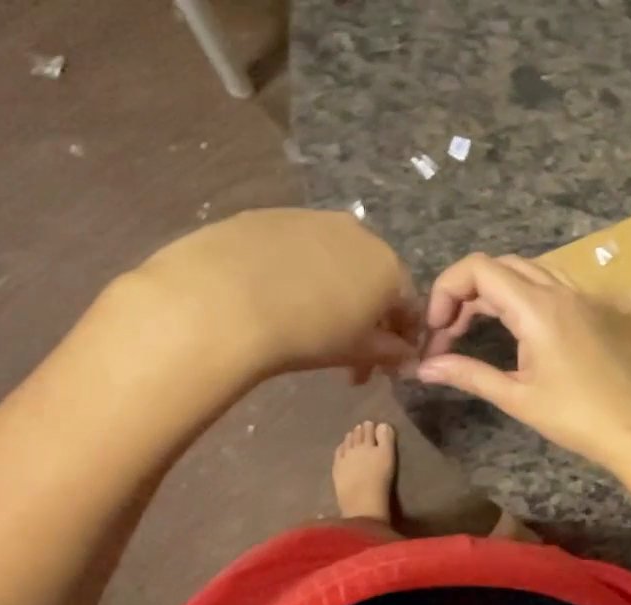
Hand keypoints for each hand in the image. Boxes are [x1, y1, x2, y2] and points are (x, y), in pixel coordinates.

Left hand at [127, 209, 420, 386]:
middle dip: (367, 314)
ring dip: (333, 291)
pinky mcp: (266, 215)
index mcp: (389, 267)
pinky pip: (295, 248)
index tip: (384, 363)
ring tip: (307, 323)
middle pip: (373, 277)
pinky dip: (296, 273)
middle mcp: (358, 233)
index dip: (401, 338)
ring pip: (334, 259)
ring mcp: (310, 218)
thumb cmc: (308, 333)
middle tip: (347, 351)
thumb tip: (405, 356)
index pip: (409, 306)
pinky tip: (275, 298)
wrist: (221, 302)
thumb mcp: (358, 352)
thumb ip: (390, 352)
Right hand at [415, 253, 630, 471]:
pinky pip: (549, 283)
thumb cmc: (575, 418)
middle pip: (499, 265)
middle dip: (465, 291)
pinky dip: (522, 293)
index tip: (437, 328)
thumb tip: (424, 368)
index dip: (447, 289)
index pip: (479, 269)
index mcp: (537, 308)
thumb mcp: (516, 398)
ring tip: (474, 327)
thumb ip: (468, 375)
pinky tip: (513, 326)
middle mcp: (559, 292)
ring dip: (493, 290)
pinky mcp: (591, 313)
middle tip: (449, 332)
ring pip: (525, 270)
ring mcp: (579, 299)